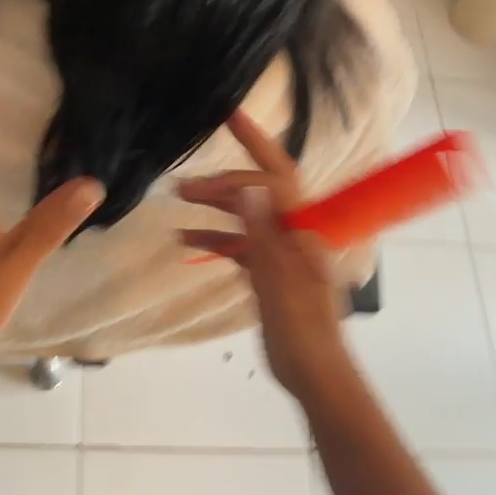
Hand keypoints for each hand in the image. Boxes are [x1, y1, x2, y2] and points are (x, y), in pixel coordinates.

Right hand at [179, 112, 355, 399]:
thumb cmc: (301, 332)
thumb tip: (250, 189)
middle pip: (260, 192)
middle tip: (184, 179)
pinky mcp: (272, 274)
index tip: (227, 119)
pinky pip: (242, 245)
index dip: (254, 145)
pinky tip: (186, 236)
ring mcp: (284, 253)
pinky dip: (217, 238)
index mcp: (305, 229)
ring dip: (215, 207)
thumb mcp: (278, 282)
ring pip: (248, 217)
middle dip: (224, 180)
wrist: (315, 375)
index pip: (276, 178)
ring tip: (179, 198)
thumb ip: (262, 234)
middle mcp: (296, 232)